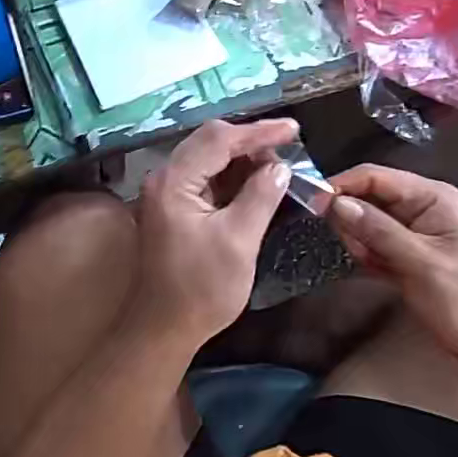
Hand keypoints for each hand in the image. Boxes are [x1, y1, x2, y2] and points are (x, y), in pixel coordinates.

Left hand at [132, 119, 296, 348]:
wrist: (164, 327)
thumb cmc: (201, 288)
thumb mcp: (239, 241)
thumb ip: (260, 197)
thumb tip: (280, 166)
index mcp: (174, 182)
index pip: (219, 139)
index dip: (259, 132)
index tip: (293, 129)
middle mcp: (164, 179)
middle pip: (210, 141)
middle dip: (250, 140)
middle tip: (288, 144)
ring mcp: (166, 193)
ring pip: (207, 157)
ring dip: (242, 156)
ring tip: (278, 161)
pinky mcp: (174, 207)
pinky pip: (205, 177)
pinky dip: (231, 174)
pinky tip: (256, 179)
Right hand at [327, 164, 457, 361]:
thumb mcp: (424, 264)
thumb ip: (379, 231)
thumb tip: (336, 203)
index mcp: (432, 197)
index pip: (375, 177)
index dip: (342, 186)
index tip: (312, 206)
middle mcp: (420, 207)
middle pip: (366, 198)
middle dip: (353, 222)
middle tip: (360, 253)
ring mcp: (412, 231)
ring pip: (364, 223)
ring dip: (361, 244)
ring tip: (378, 268)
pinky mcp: (404, 254)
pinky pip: (372, 245)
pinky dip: (368, 258)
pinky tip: (383, 275)